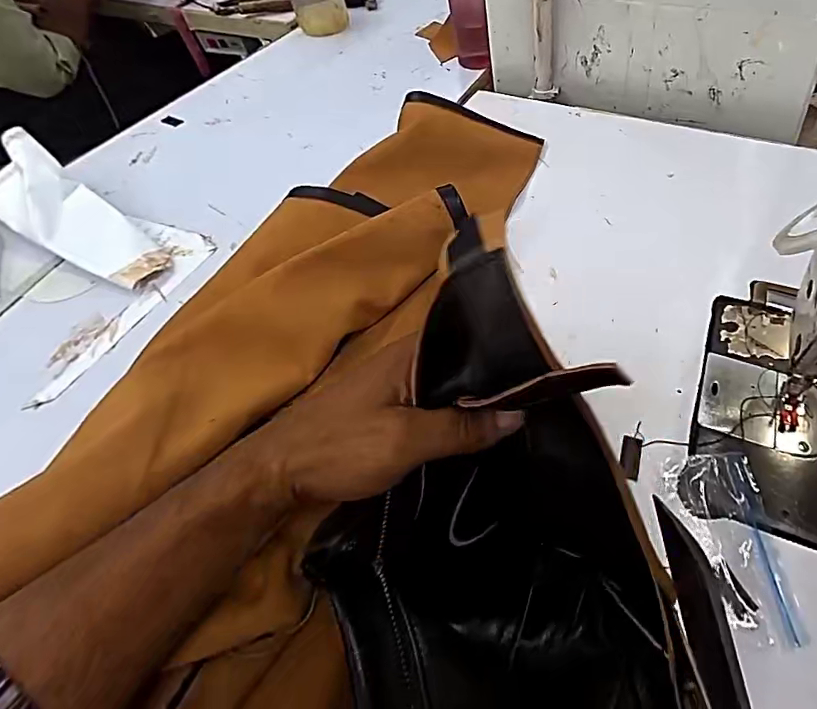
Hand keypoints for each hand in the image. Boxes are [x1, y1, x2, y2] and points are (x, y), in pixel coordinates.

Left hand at [253, 336, 523, 504]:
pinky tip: (479, 433)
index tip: (540, 376)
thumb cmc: (339, 448)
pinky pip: (437, 404)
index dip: (506, 356)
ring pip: (452, 387)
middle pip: (465, 364)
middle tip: (539, 402)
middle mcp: (409, 359)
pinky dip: (457, 417)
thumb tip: (517, 416)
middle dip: (497, 382)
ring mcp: (400, 383)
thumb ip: (461, 428)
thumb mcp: (406, 441)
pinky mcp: (394, 407)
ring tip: (521, 416)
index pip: (471, 340)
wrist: (276, 476)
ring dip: (477, 403)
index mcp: (413, 352)